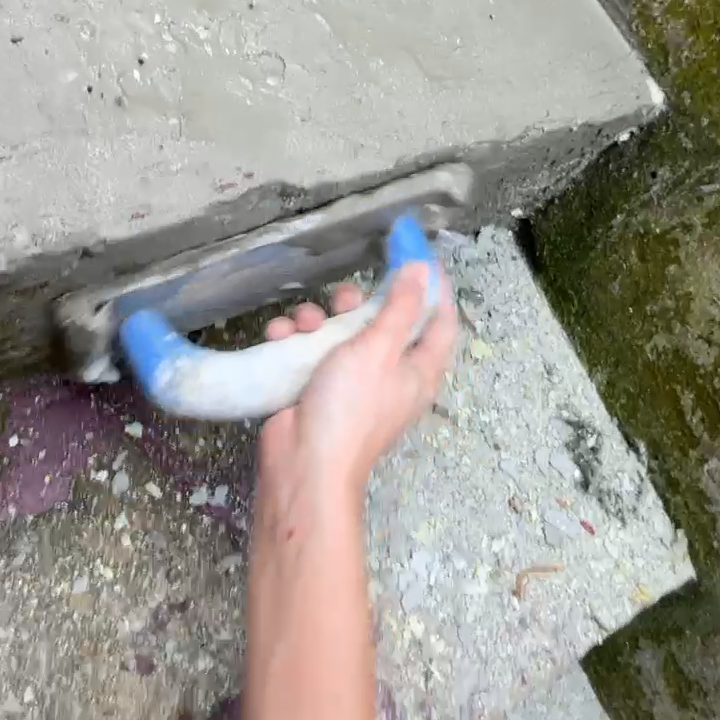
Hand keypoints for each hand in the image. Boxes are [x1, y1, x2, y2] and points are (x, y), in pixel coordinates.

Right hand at [256, 263, 458, 500]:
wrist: (302, 462)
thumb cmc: (350, 407)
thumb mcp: (379, 349)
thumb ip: (400, 308)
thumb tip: (422, 270)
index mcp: (418, 369)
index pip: (440, 322)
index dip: (432, 289)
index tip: (416, 257)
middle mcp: (388, 373)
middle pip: (382, 322)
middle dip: (358, 304)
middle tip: (343, 296)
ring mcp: (350, 380)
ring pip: (338, 332)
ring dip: (316, 319)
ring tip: (302, 324)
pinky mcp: (315, 385)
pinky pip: (308, 349)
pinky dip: (294, 339)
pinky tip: (279, 337)